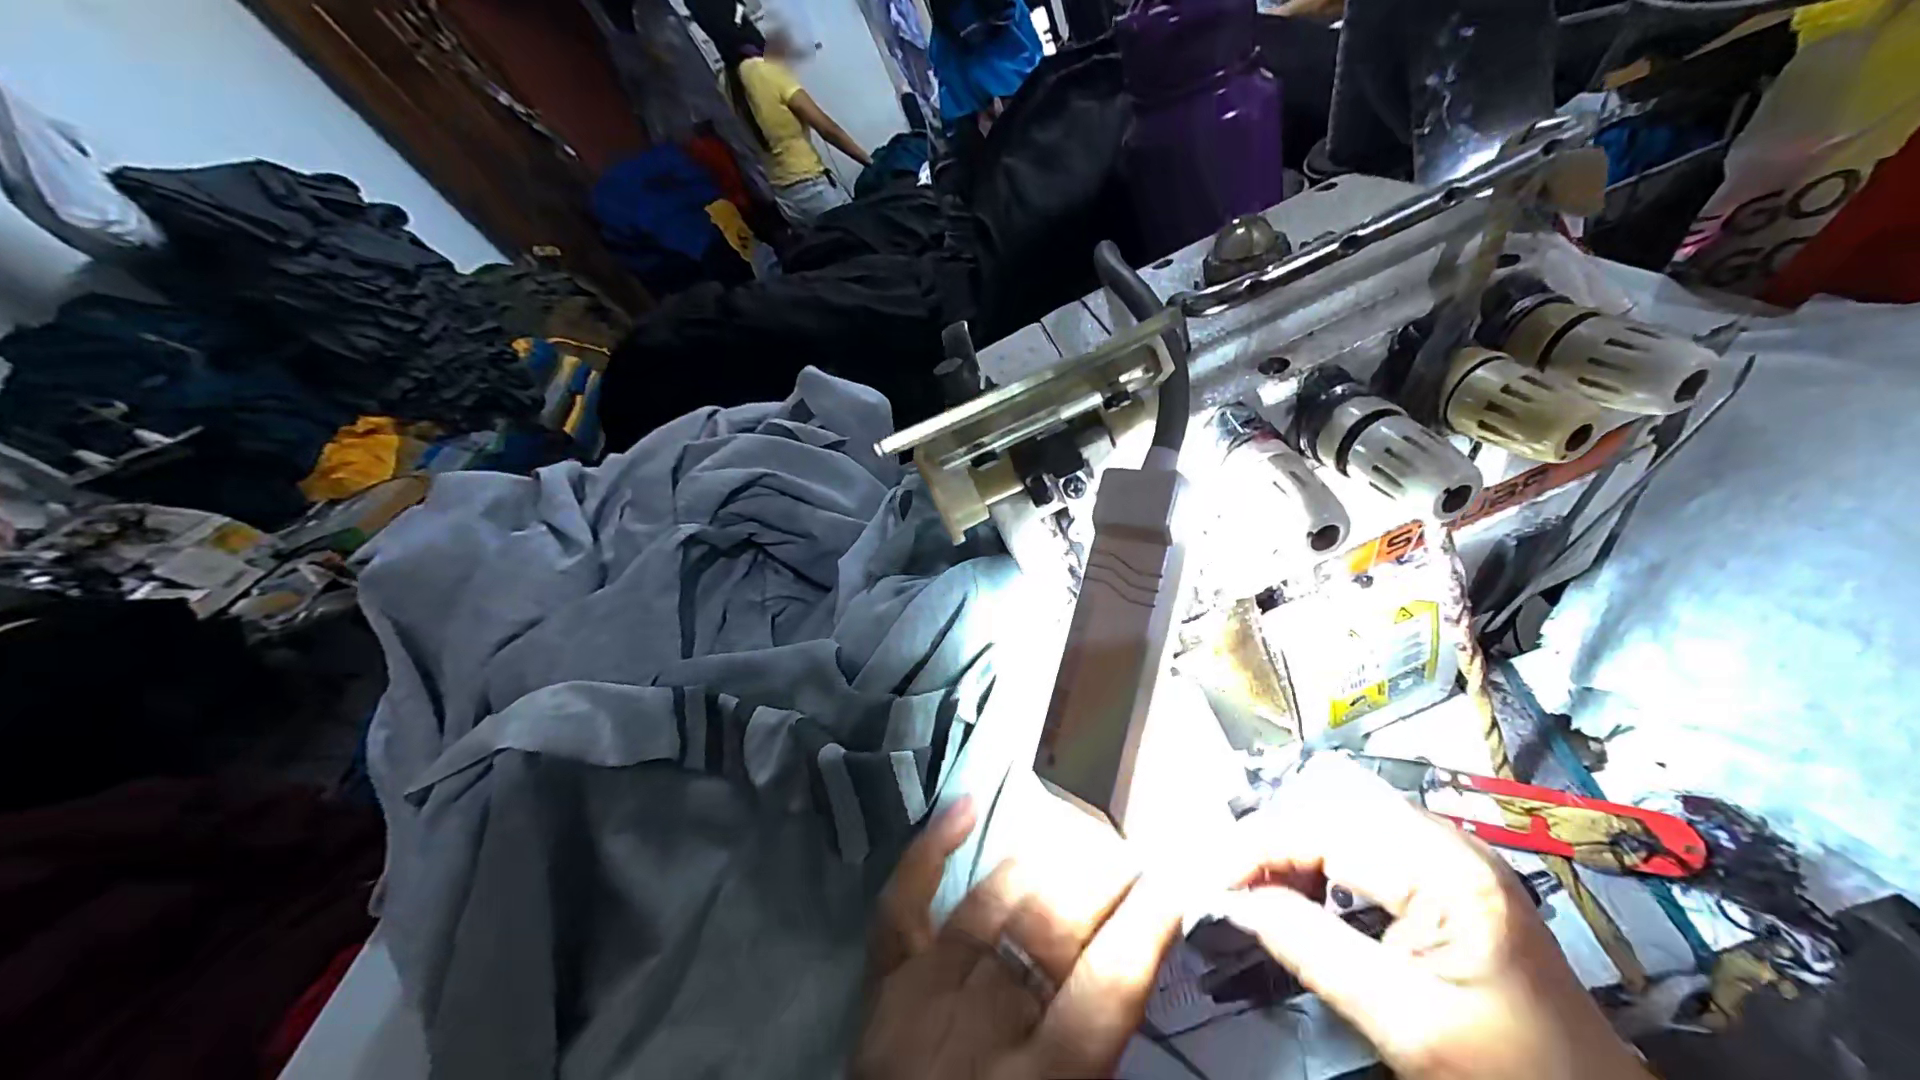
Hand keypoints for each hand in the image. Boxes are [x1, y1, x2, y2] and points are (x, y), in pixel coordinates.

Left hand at [856, 797, 1182, 1079]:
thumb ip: (1099, 1048)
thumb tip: (1134, 961)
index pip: (1104, 989)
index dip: (1142, 928)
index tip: (1170, 884)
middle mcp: (980, 1026)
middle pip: (1046, 932)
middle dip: (1095, 881)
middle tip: (1128, 851)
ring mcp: (923, 991)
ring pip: (988, 907)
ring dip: (1040, 864)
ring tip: (1079, 835)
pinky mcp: (883, 976)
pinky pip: (903, 900)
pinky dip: (930, 848)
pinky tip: (966, 804)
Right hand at [1215, 755, 1652, 1079]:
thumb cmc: (1509, 1073)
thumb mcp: (1405, 1023)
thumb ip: (1311, 948)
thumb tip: (1235, 898)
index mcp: (1448, 870)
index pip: (1323, 830)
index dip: (1257, 848)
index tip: (1210, 879)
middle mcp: (1449, 842)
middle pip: (1328, 815)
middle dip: (1270, 846)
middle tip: (1228, 886)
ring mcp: (1450, 854)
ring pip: (1338, 824)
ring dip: (1290, 853)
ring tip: (1255, 889)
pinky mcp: (1445, 874)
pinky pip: (1360, 846)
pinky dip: (1319, 863)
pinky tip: (1301, 892)